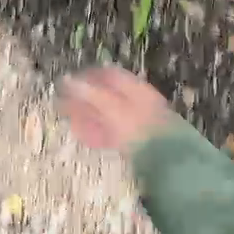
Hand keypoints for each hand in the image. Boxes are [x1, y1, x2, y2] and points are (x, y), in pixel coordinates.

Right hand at [60, 67, 180, 152]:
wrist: (167, 159)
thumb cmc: (138, 128)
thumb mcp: (111, 107)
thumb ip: (89, 93)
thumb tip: (66, 80)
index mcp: (135, 87)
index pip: (107, 73)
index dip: (86, 76)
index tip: (68, 83)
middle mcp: (138, 100)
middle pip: (106, 94)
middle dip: (84, 99)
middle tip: (65, 104)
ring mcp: (140, 120)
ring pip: (109, 114)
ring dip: (89, 116)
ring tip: (72, 121)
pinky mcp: (139, 140)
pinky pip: (114, 131)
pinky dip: (98, 131)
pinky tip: (87, 137)